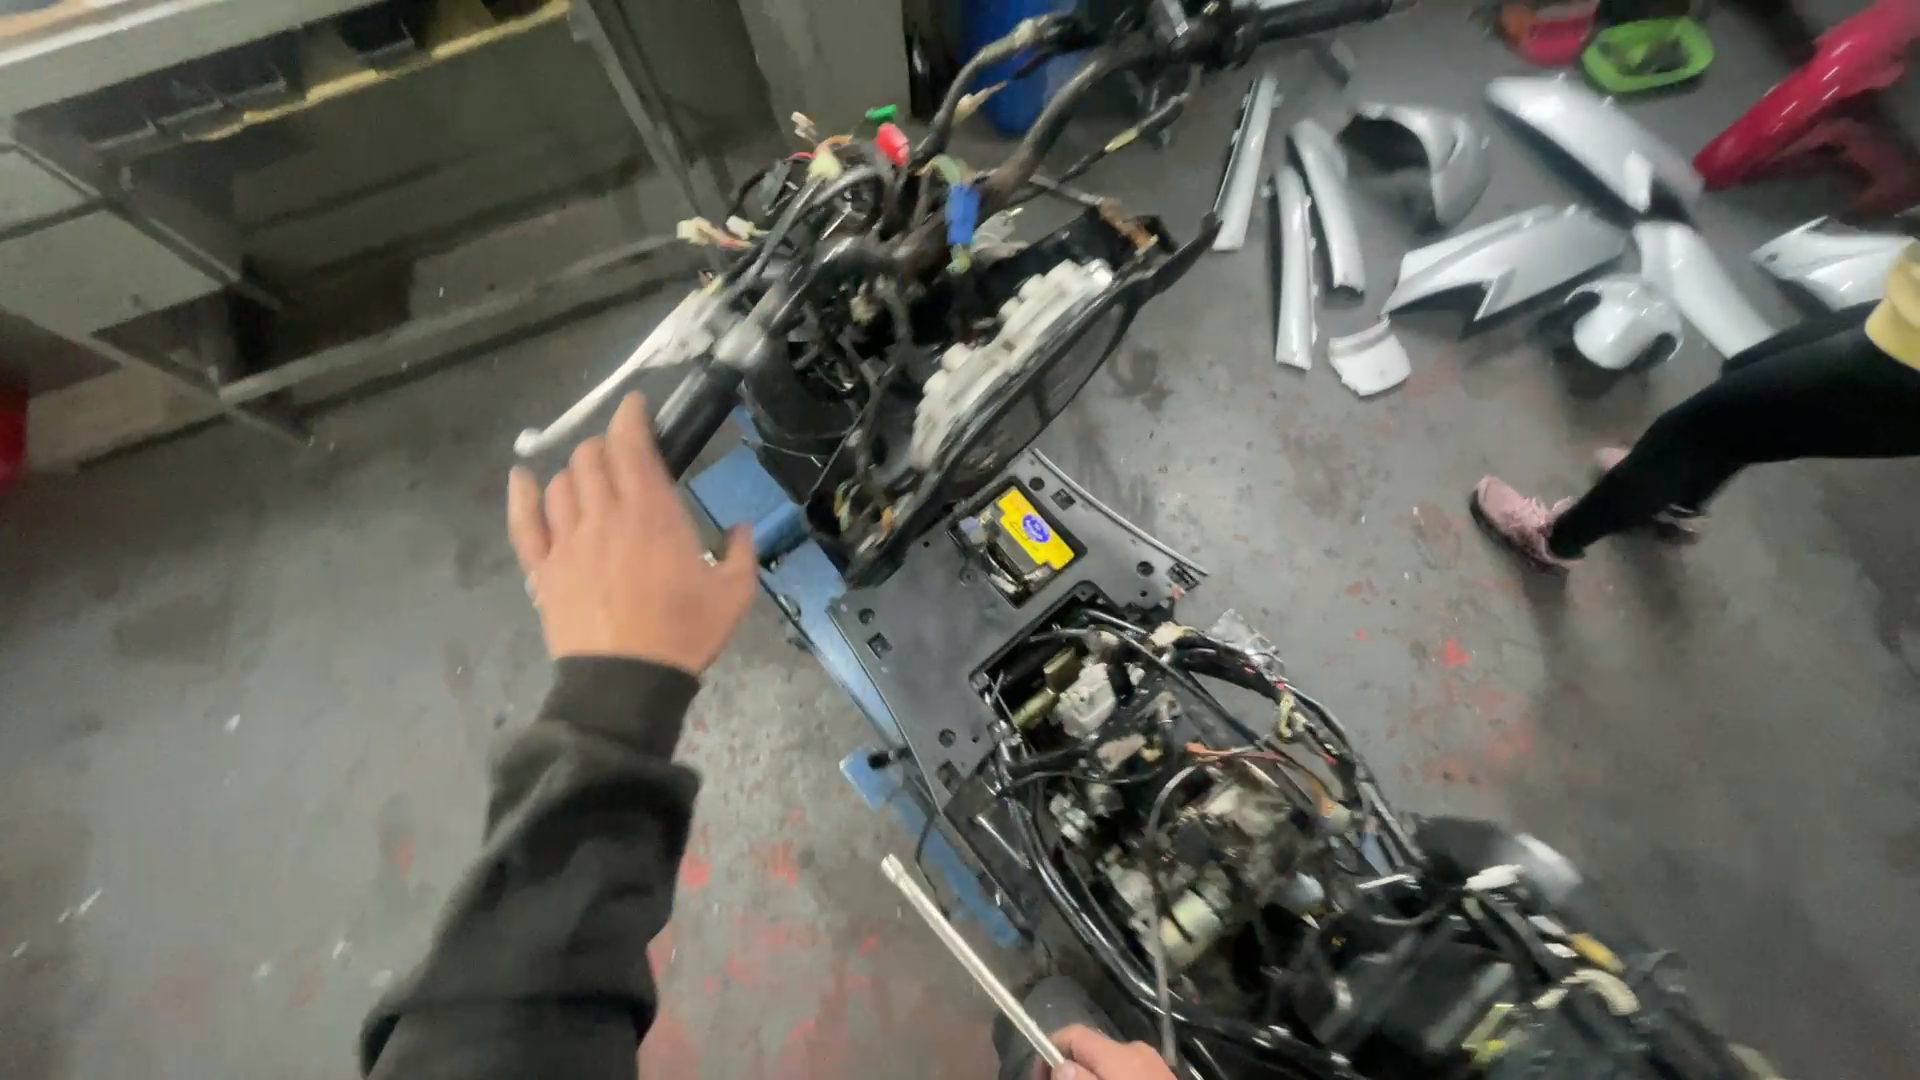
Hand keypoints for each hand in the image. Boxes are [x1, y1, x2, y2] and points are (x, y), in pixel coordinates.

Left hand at [507, 392, 755, 673]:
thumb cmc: (685, 633)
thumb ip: (740, 551)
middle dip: (608, 446)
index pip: (631, 446)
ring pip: (560, 482)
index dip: (631, 417)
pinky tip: (525, 479)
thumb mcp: (735, 592)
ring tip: (592, 481)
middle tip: (625, 457)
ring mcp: (567, 541)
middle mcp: (605, 516)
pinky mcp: (543, 568)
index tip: (636, 406)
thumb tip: (739, 527)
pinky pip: (522, 520)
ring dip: (577, 471)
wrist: (629, 681)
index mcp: (653, 515)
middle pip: (592, 457)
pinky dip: (521, 494)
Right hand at [1048, 1026, 1175, 1079]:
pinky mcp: (1163, 1078)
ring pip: (1107, 1065)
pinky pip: (1126, 1075)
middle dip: (1070, 1070)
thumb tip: (1060, 1065)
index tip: (1038, 1077)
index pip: (1075, 1033)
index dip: (1050, 1050)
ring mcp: (1153, 1064)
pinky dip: (1110, 1079)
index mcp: (1120, 1054)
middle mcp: (1136, 1050)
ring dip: (1090, 1077)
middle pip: (1090, 1050)